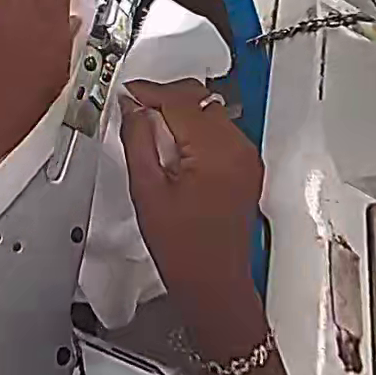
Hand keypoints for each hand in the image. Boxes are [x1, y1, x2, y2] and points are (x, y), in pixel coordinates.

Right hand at [120, 78, 264, 348]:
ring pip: (210, 110)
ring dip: (181, 110)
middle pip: (199, 99)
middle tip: (136, 106)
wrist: (214, 283)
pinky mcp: (246, 165)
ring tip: (152, 126)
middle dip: (165, 97)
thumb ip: (138, 139)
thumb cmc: (183, 248)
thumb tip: (133, 108)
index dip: (150, 91)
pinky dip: (196, 127)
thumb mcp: (146, 189)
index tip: (129, 92)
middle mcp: (238, 147)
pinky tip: (175, 143)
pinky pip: (220, 129)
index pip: (180, 100)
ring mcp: (246, 155)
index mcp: (215, 150)